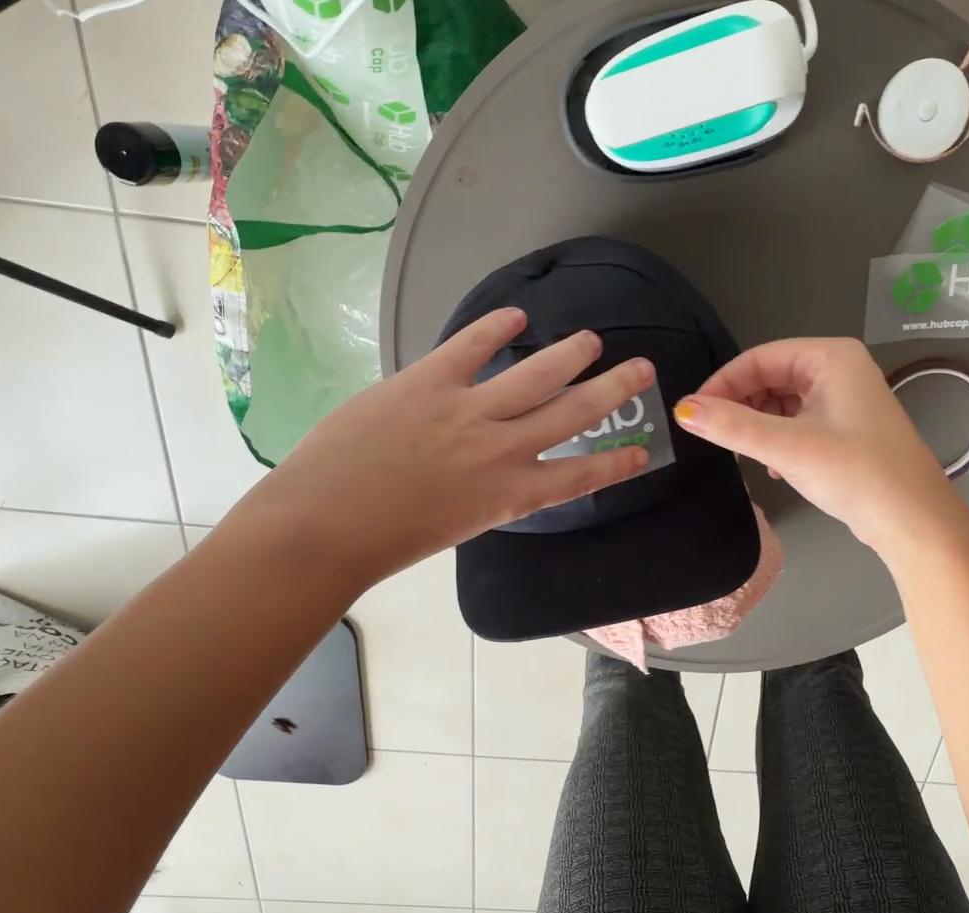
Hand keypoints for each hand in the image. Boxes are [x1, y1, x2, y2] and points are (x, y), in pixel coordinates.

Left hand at [248, 307, 655, 584]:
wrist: (326, 525)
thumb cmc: (386, 540)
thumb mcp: (456, 523)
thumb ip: (485, 492)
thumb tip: (492, 463)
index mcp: (509, 495)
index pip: (579, 476)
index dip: (616, 464)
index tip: (642, 452)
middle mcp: (501, 451)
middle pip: (572, 415)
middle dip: (613, 391)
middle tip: (642, 369)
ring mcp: (467, 412)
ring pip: (535, 375)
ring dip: (571, 355)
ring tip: (592, 340)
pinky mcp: (427, 382)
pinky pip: (471, 346)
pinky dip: (496, 327)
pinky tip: (517, 317)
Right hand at [673, 337, 968, 562]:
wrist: (913, 519)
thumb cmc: (856, 473)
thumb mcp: (788, 447)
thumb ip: (733, 426)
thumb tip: (684, 410)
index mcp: (831, 357)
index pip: (759, 357)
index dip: (722, 384)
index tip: (693, 414)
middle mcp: (840, 370)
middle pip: (770, 377)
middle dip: (741, 406)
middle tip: (715, 436)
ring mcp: (846, 400)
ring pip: (783, 403)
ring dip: (758, 426)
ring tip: (743, 453)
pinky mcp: (847, 429)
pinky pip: (799, 423)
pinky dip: (779, 440)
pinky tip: (773, 467)